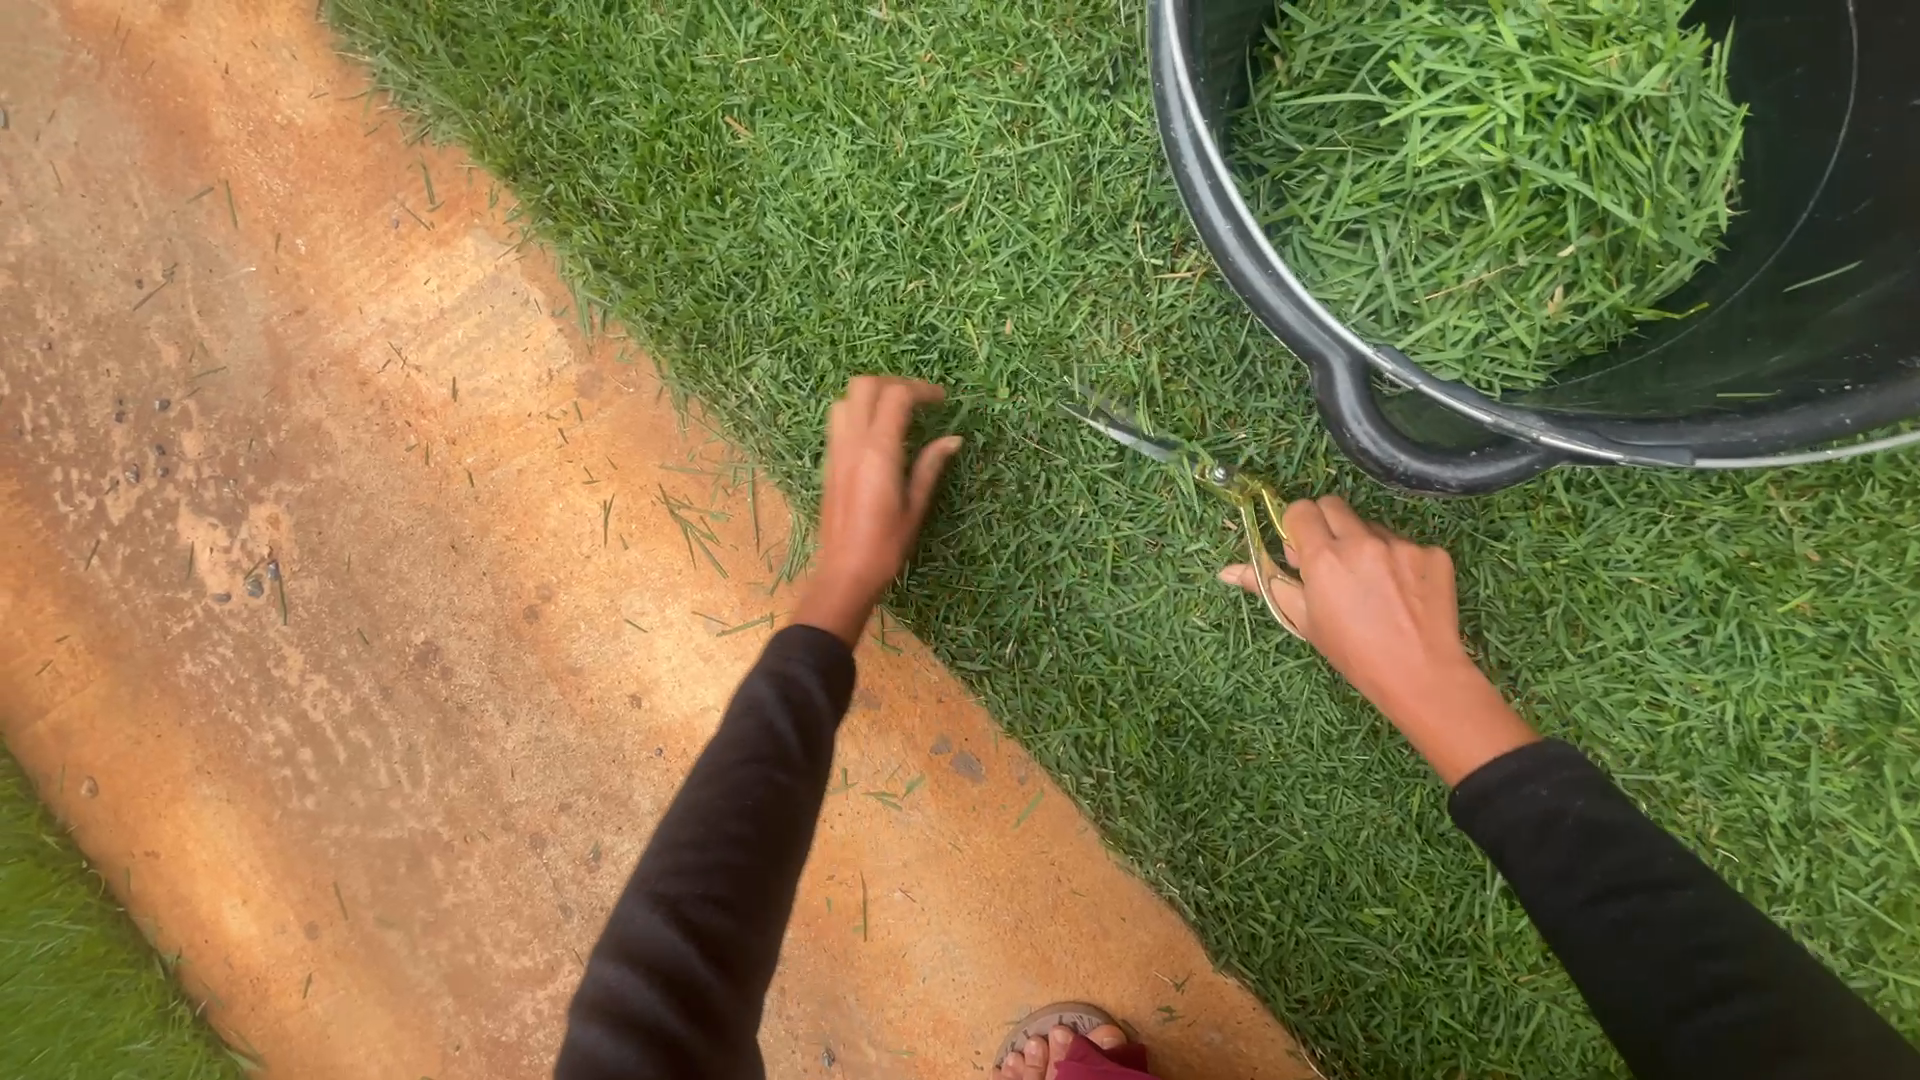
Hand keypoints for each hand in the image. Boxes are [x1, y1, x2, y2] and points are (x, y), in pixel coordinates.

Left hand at [792, 376, 963, 646]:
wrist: (844, 573)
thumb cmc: (885, 546)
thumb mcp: (915, 507)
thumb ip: (930, 466)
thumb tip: (953, 439)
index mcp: (878, 453)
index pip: (896, 397)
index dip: (922, 390)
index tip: (941, 401)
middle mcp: (852, 444)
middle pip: (865, 386)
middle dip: (894, 384)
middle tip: (918, 400)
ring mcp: (835, 452)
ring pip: (846, 400)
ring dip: (871, 396)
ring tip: (896, 413)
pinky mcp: (828, 464)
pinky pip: (839, 422)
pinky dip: (859, 414)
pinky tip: (878, 435)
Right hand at [1220, 495, 1536, 784]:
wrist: (1419, 673)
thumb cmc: (1351, 651)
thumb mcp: (1302, 619)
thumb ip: (1265, 584)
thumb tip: (1225, 572)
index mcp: (1324, 558)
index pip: (1301, 510)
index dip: (1296, 528)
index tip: (1301, 551)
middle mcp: (1362, 542)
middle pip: (1332, 505)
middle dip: (1325, 524)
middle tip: (1330, 560)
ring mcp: (1401, 545)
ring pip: (1369, 525)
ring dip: (1362, 543)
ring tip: (1370, 584)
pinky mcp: (1433, 553)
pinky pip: (1404, 543)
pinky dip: (1397, 560)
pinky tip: (1399, 591)